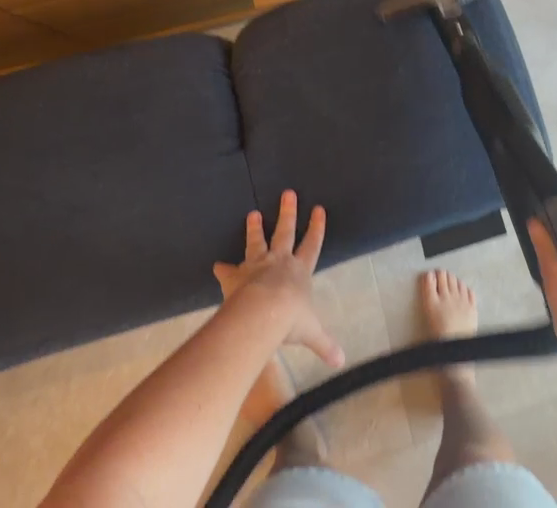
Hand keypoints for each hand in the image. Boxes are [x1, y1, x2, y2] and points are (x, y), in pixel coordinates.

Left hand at [213, 190, 344, 367]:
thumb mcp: (312, 332)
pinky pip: (229, 270)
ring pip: (257, 241)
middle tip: (287, 194)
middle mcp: (280, 261)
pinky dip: (223, 268)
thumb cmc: (291, 319)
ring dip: (255, 228)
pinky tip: (216, 265)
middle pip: (285, 232)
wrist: (263, 313)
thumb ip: (325, 344)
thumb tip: (341, 361)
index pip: (312, 244)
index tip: (318, 209)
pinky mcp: (237, 275)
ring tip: (252, 213)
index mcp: (301, 271)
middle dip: (288, 213)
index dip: (316, 227)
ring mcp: (257, 265)